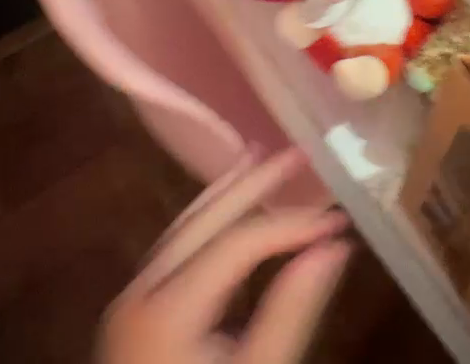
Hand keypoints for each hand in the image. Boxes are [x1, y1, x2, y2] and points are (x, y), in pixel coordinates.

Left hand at [100, 149, 351, 363]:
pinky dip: (208, 223)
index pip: (239, 242)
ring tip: (262, 160)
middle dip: (255, 184)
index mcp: (167, 306)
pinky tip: (226, 211)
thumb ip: (293, 311)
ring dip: (227, 194)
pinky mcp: (133, 316)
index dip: (292, 225)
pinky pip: (174, 250)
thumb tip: (335, 246)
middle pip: (204, 219)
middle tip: (299, 153)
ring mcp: (130, 301)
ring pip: (183, 228)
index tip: (339, 221)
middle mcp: (140, 290)